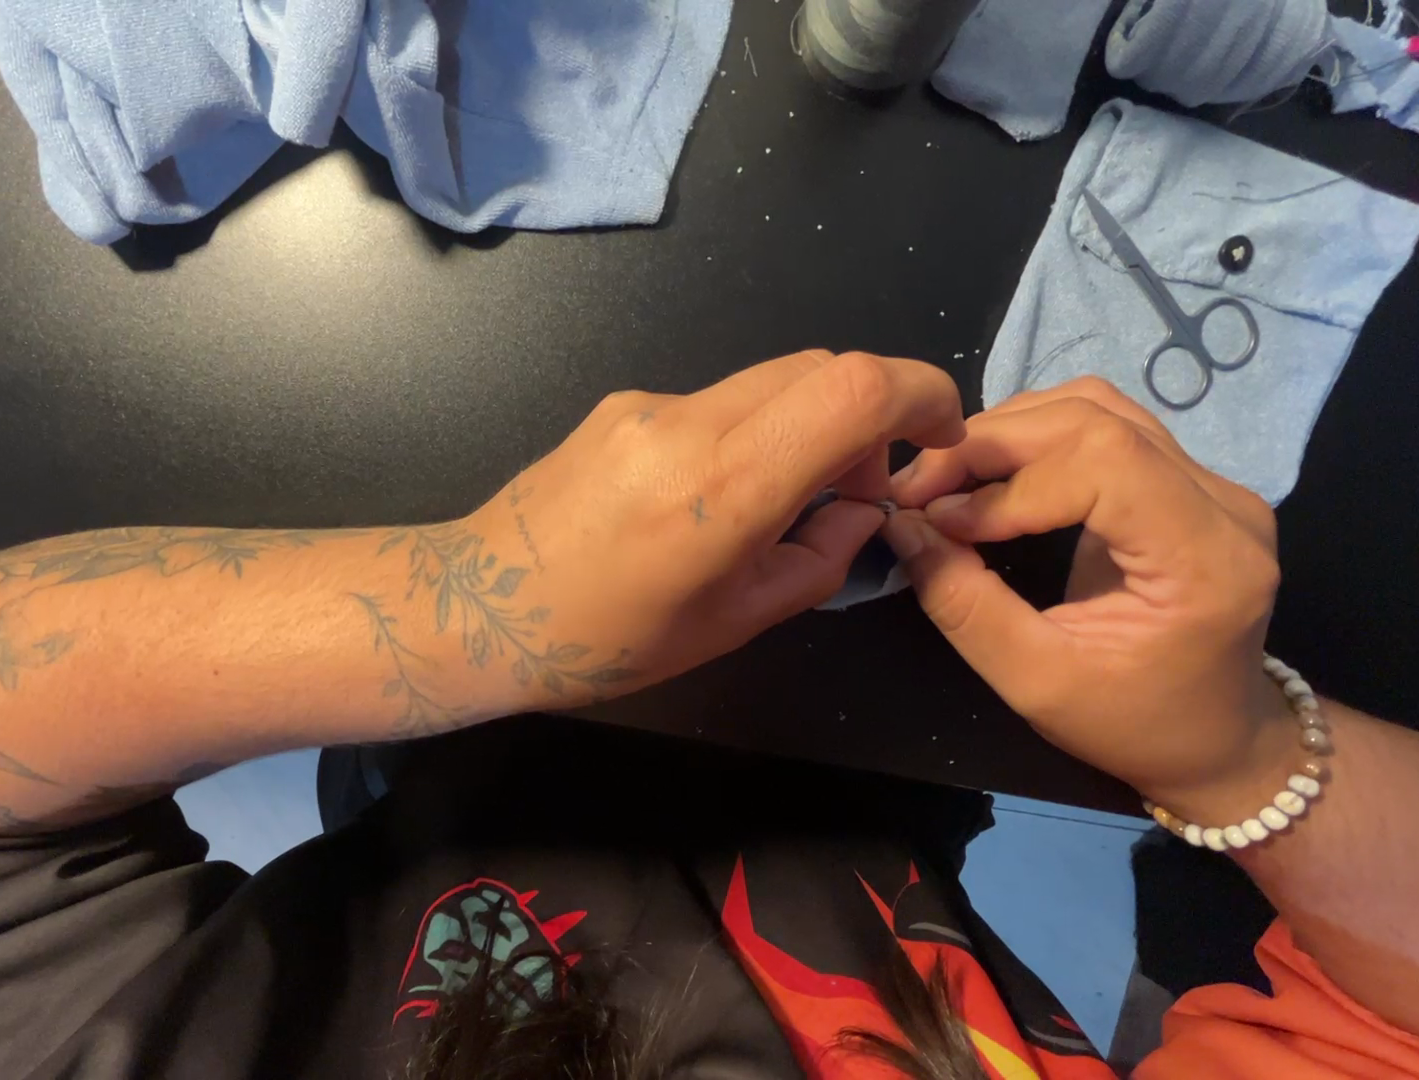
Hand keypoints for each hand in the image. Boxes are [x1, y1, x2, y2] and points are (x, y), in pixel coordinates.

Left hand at [460, 350, 962, 710]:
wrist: (482, 603)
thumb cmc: (608, 638)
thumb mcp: (734, 622)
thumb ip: (820, 559)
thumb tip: (861, 509)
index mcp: (724, 485)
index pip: (854, 387)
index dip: (921, 395)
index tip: (936, 436)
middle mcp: (687, 421)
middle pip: (818, 367)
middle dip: (866, 416)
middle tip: (851, 491)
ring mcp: (647, 403)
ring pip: (768, 381)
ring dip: (804, 426)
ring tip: (780, 501)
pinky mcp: (620, 404)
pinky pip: (715, 401)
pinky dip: (749, 432)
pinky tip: (714, 495)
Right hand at [884, 377, 1297, 815]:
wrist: (1213, 740)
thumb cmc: (1129, 724)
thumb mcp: (1032, 681)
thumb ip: (963, 603)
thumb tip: (901, 528)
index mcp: (1204, 559)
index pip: (1103, 465)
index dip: (1006, 485)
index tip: (938, 524)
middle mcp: (1218, 501)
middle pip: (1091, 420)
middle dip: (986, 444)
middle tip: (917, 488)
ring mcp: (1205, 482)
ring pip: (1090, 408)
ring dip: (1002, 433)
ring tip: (944, 479)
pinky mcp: (1177, 480)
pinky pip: (1095, 426)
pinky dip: (1025, 438)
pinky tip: (986, 475)